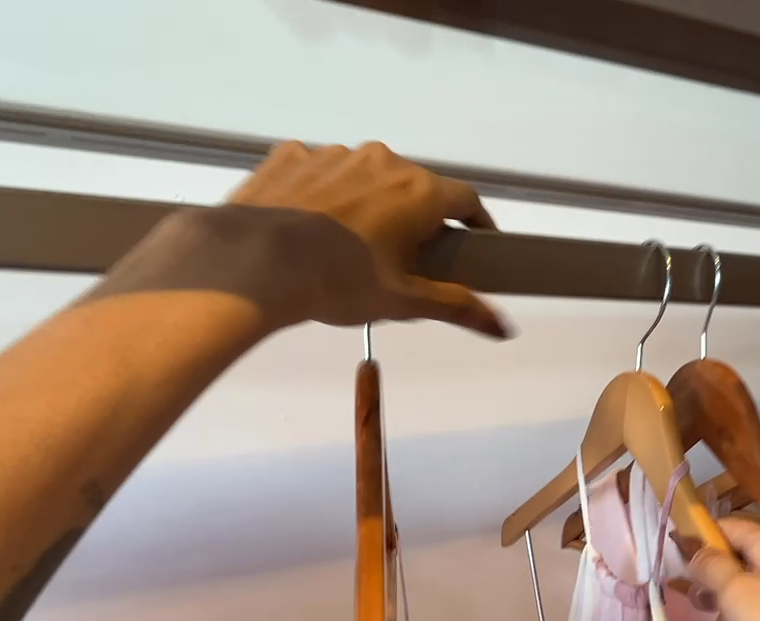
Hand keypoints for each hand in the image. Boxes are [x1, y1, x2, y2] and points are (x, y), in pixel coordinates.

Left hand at [93, 141, 509, 338]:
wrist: (253, 261)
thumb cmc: (340, 282)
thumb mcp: (405, 303)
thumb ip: (459, 307)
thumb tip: (505, 327)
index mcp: (417, 192)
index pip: (465, 198)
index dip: (476, 222)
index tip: (475, 244)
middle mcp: (381, 160)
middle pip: (415, 186)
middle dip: (420, 217)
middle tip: (411, 257)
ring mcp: (333, 154)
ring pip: (368, 177)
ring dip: (373, 204)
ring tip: (356, 245)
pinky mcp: (291, 156)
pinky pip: (323, 172)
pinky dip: (330, 195)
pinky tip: (316, 226)